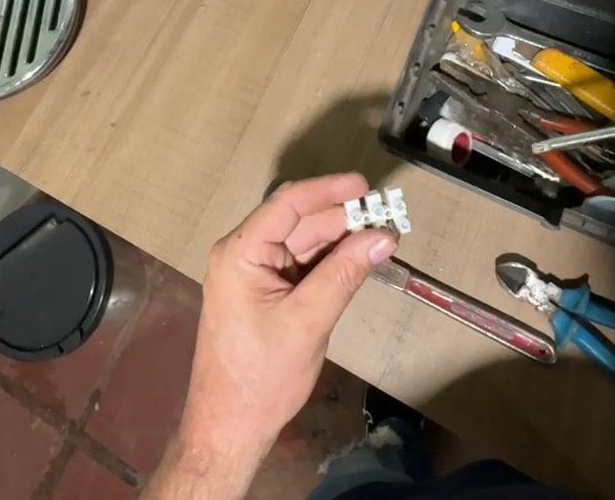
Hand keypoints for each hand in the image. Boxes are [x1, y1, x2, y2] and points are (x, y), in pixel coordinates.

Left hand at [153, 174, 397, 496]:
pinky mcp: (266, 292)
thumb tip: (383, 237)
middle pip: (297, 221)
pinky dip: (330, 260)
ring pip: (303, 241)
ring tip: (382, 234)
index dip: (327, 190)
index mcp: (240, 252)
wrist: (229, 429)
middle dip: (341, 217)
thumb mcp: (307, 322)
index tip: (364, 185)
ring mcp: (254, 273)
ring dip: (340, 238)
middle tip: (386, 215)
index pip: (287, 204)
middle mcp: (243, 253)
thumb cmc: (260, 377)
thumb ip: (344, 274)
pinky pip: (302, 264)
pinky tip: (360, 257)